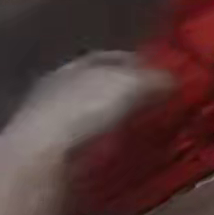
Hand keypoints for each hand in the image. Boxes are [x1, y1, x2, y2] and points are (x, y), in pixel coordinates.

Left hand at [3, 51, 173, 154]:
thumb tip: (175, 80)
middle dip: (129, 89)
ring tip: (145, 124)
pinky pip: (85, 136)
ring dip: (116, 116)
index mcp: (77, 64)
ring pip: (93, 110)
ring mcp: (47, 118)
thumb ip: (160, 78)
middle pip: (102, 83)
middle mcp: (58, 86)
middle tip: (160, 98)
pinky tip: (121, 143)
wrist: (37, 158)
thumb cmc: (88, 108)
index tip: (168, 72)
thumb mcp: (137, 83)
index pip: (115, 56)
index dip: (143, 61)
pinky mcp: (44, 149)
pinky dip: (104, 138)